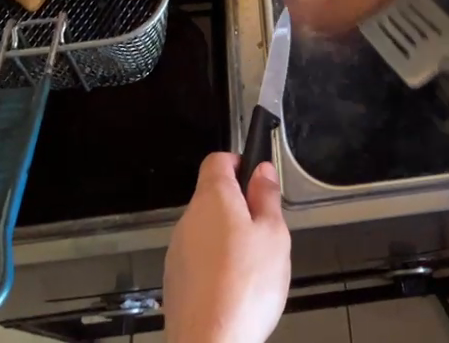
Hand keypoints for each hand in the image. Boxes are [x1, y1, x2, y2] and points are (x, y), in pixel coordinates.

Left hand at [163, 153, 289, 342]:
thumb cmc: (245, 287)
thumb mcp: (273, 235)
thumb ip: (267, 197)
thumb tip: (262, 170)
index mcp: (213, 198)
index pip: (217, 160)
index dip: (237, 162)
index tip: (255, 178)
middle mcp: (189, 219)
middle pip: (212, 197)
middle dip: (238, 206)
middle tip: (264, 230)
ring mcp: (178, 250)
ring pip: (206, 230)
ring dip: (227, 237)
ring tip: (252, 265)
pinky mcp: (176, 280)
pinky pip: (198, 259)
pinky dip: (215, 264)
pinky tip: (234, 288)